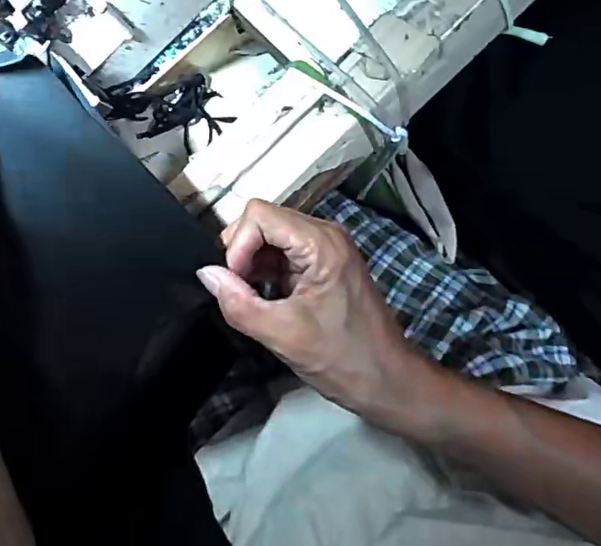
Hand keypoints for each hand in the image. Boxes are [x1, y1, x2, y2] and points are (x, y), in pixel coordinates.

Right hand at [197, 200, 441, 422]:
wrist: (394, 386)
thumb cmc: (344, 360)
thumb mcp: (284, 336)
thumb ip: (239, 303)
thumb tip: (206, 273)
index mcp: (320, 243)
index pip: (259, 215)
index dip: (238, 244)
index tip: (236, 282)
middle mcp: (324, 233)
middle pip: (262, 219)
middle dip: (242, 251)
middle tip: (239, 290)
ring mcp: (325, 245)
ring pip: (268, 234)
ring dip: (251, 261)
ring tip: (251, 296)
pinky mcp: (323, 260)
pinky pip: (281, 249)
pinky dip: (265, 268)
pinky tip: (265, 296)